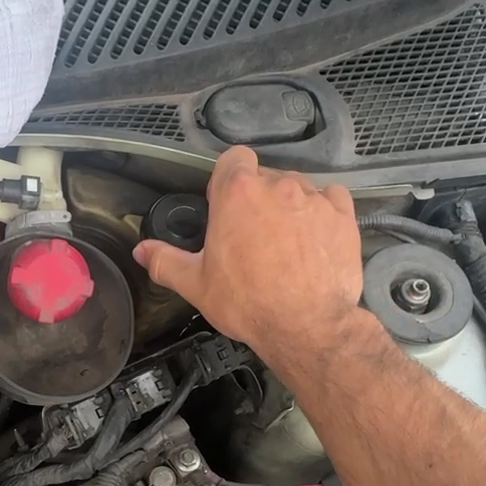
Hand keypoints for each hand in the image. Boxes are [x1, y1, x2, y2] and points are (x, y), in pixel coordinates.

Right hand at [132, 146, 366, 360]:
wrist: (306, 326)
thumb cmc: (248, 303)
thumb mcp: (195, 285)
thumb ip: (165, 262)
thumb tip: (142, 252)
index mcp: (237, 195)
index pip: (233, 159)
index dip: (226, 180)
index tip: (224, 205)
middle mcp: (278, 186)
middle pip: (264, 177)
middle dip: (256, 200)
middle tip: (249, 237)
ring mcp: (314, 199)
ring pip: (296, 189)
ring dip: (287, 208)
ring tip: (282, 244)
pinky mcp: (343, 216)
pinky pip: (330, 200)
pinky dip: (320, 213)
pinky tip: (311, 240)